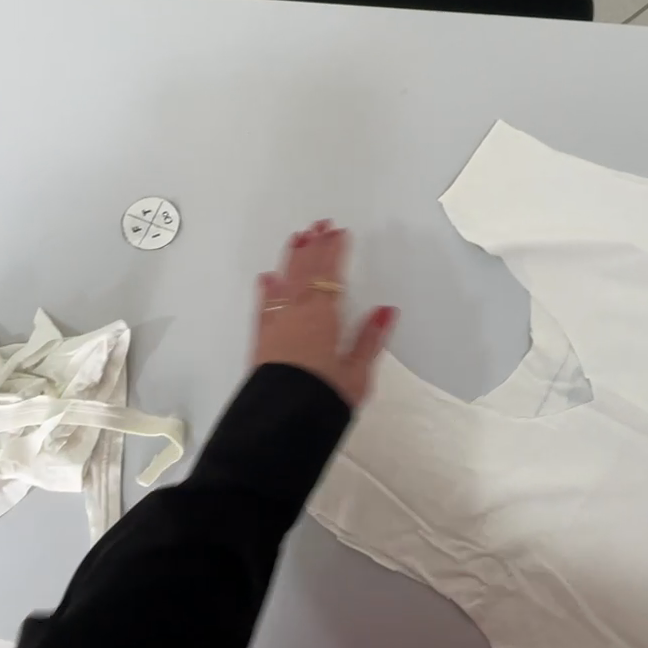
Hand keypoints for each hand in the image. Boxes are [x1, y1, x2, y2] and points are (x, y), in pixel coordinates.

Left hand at [253, 221, 397, 406]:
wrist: (281, 422)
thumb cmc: (324, 397)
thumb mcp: (357, 373)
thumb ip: (370, 339)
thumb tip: (387, 310)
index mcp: (322, 315)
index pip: (329, 273)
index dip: (334, 251)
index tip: (339, 232)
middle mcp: (296, 312)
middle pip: (304, 270)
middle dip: (312, 246)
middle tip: (318, 225)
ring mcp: (275, 323)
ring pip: (283, 281)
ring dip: (290, 258)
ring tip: (296, 238)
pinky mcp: (260, 339)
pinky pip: (263, 305)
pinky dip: (267, 289)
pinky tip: (266, 278)